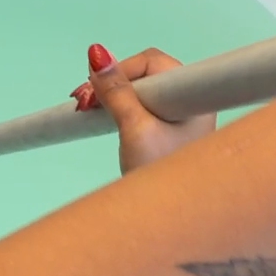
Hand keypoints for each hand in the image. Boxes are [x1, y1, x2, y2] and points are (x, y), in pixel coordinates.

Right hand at [71, 45, 217, 172]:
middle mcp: (189, 102)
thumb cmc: (159, 178)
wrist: (164, 220)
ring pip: (138, 92)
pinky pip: (139, 107)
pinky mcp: (165, 130)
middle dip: (110, 85)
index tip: (92, 91)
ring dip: (109, 98)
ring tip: (86, 112)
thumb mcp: (133, 130)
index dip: (119, 71)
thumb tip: (98, 54)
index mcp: (192, 97)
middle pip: (144, 75)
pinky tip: (100, 118)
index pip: (152, 63)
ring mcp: (178, 117)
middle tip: (83, 104)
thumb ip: (115, 91)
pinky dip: (117, 110)